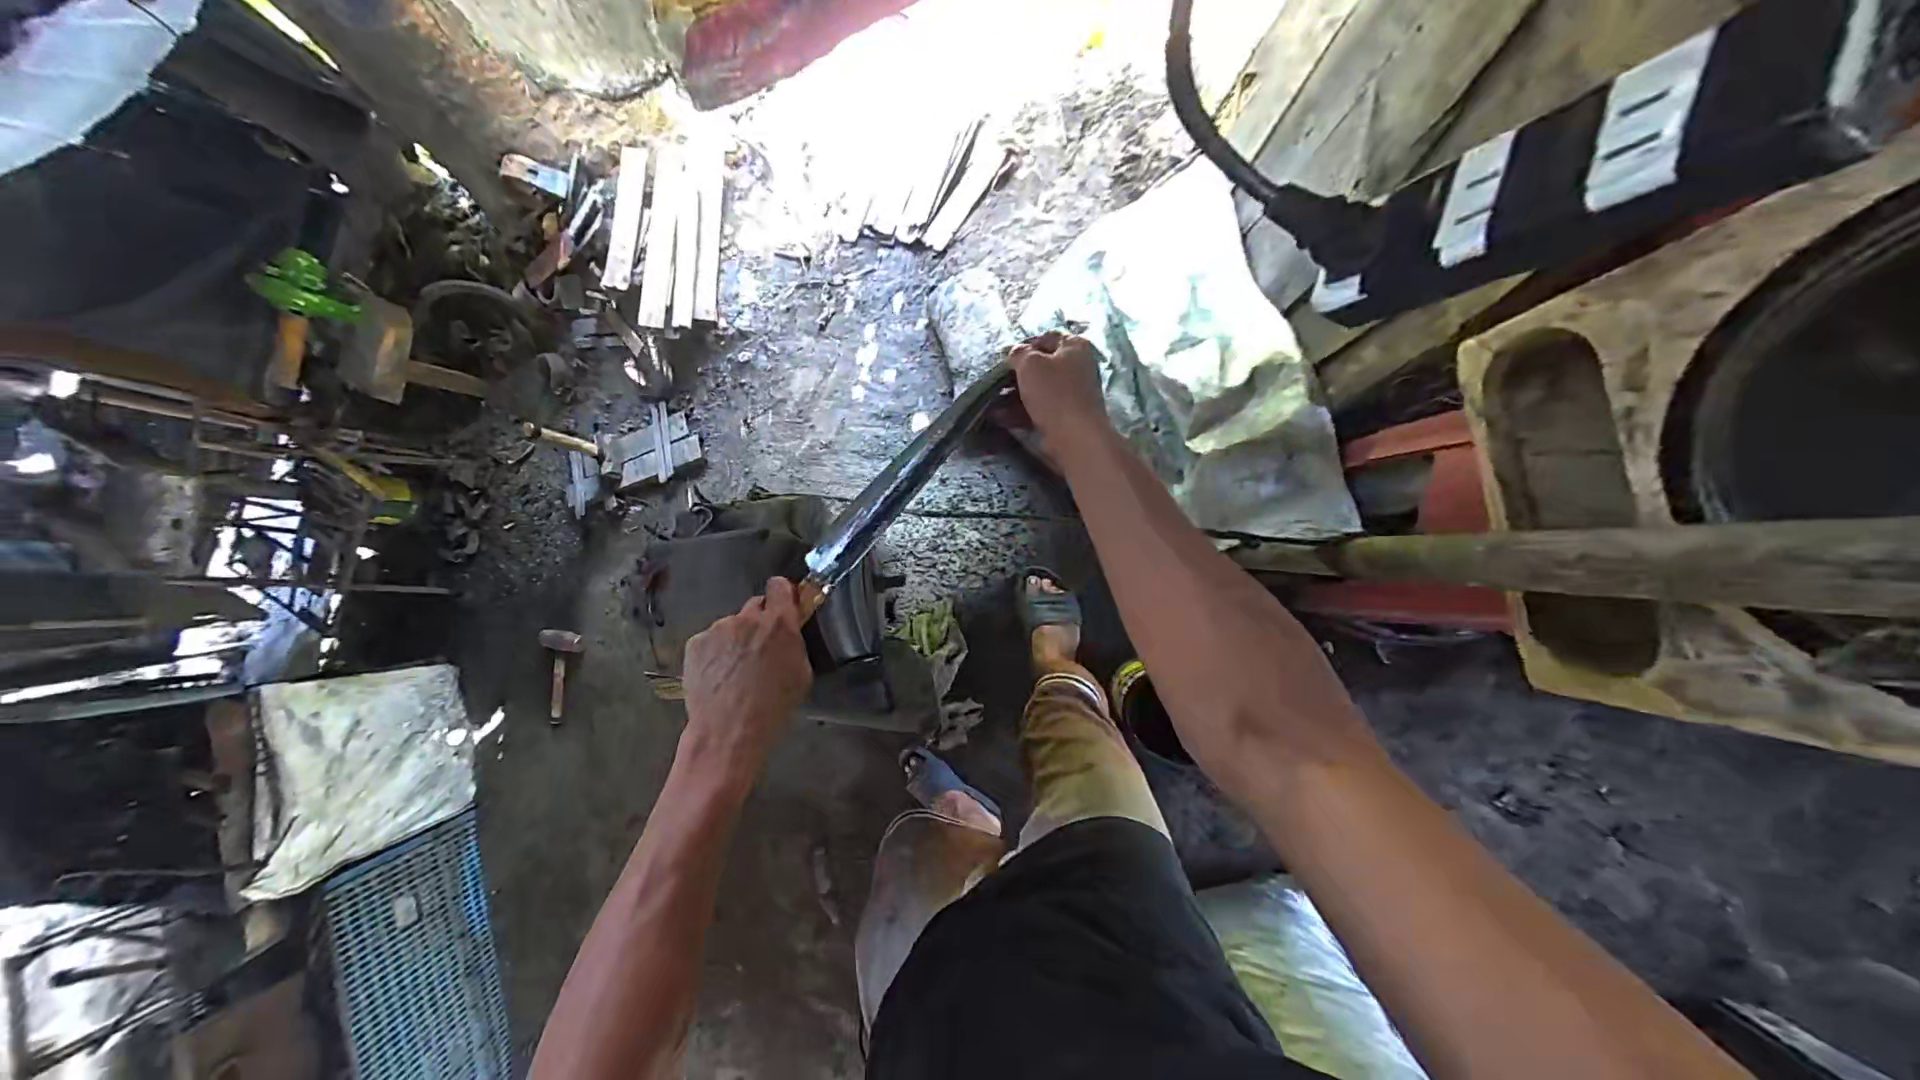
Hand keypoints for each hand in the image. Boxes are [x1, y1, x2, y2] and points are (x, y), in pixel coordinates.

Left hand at [680, 578, 813, 776]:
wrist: (727, 731)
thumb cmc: (773, 708)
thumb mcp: (802, 674)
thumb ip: (795, 643)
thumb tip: (790, 633)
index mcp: (779, 624)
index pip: (780, 586)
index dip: (782, 594)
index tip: (783, 606)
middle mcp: (747, 619)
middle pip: (756, 606)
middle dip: (760, 622)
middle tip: (761, 648)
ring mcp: (718, 629)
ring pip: (731, 626)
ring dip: (736, 640)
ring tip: (735, 671)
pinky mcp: (695, 643)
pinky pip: (710, 641)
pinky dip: (715, 653)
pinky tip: (717, 676)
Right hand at [1005, 333, 1112, 454]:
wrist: (1075, 437)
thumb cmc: (1054, 393)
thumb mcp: (1030, 364)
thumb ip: (1018, 353)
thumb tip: (1015, 352)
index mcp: (1074, 347)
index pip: (1046, 338)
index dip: (1023, 346)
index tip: (1004, 358)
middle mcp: (1077, 367)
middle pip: (1041, 366)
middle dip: (1015, 375)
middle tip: (996, 382)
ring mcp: (1072, 394)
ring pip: (1037, 390)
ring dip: (1013, 396)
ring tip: (991, 403)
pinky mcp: (1065, 416)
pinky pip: (1039, 408)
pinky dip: (1020, 412)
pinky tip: (999, 417)